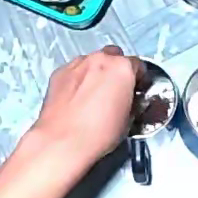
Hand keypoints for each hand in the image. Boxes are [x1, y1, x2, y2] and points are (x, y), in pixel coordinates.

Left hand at [14, 46, 138, 177]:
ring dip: (95, 72)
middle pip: (113, 56)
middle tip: (114, 88)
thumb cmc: (99, 133)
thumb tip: (126, 98)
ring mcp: (77, 63)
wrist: (62, 141)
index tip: (135, 89)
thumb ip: (130, 99)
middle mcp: (100, 59)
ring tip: (91, 93)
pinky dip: (78, 79)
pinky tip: (75, 97)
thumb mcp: (128, 118)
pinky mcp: (59, 72)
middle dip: (116, 68)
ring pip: (92, 61)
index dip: (138, 78)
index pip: (137, 65)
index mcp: (122, 68)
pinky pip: (74, 70)